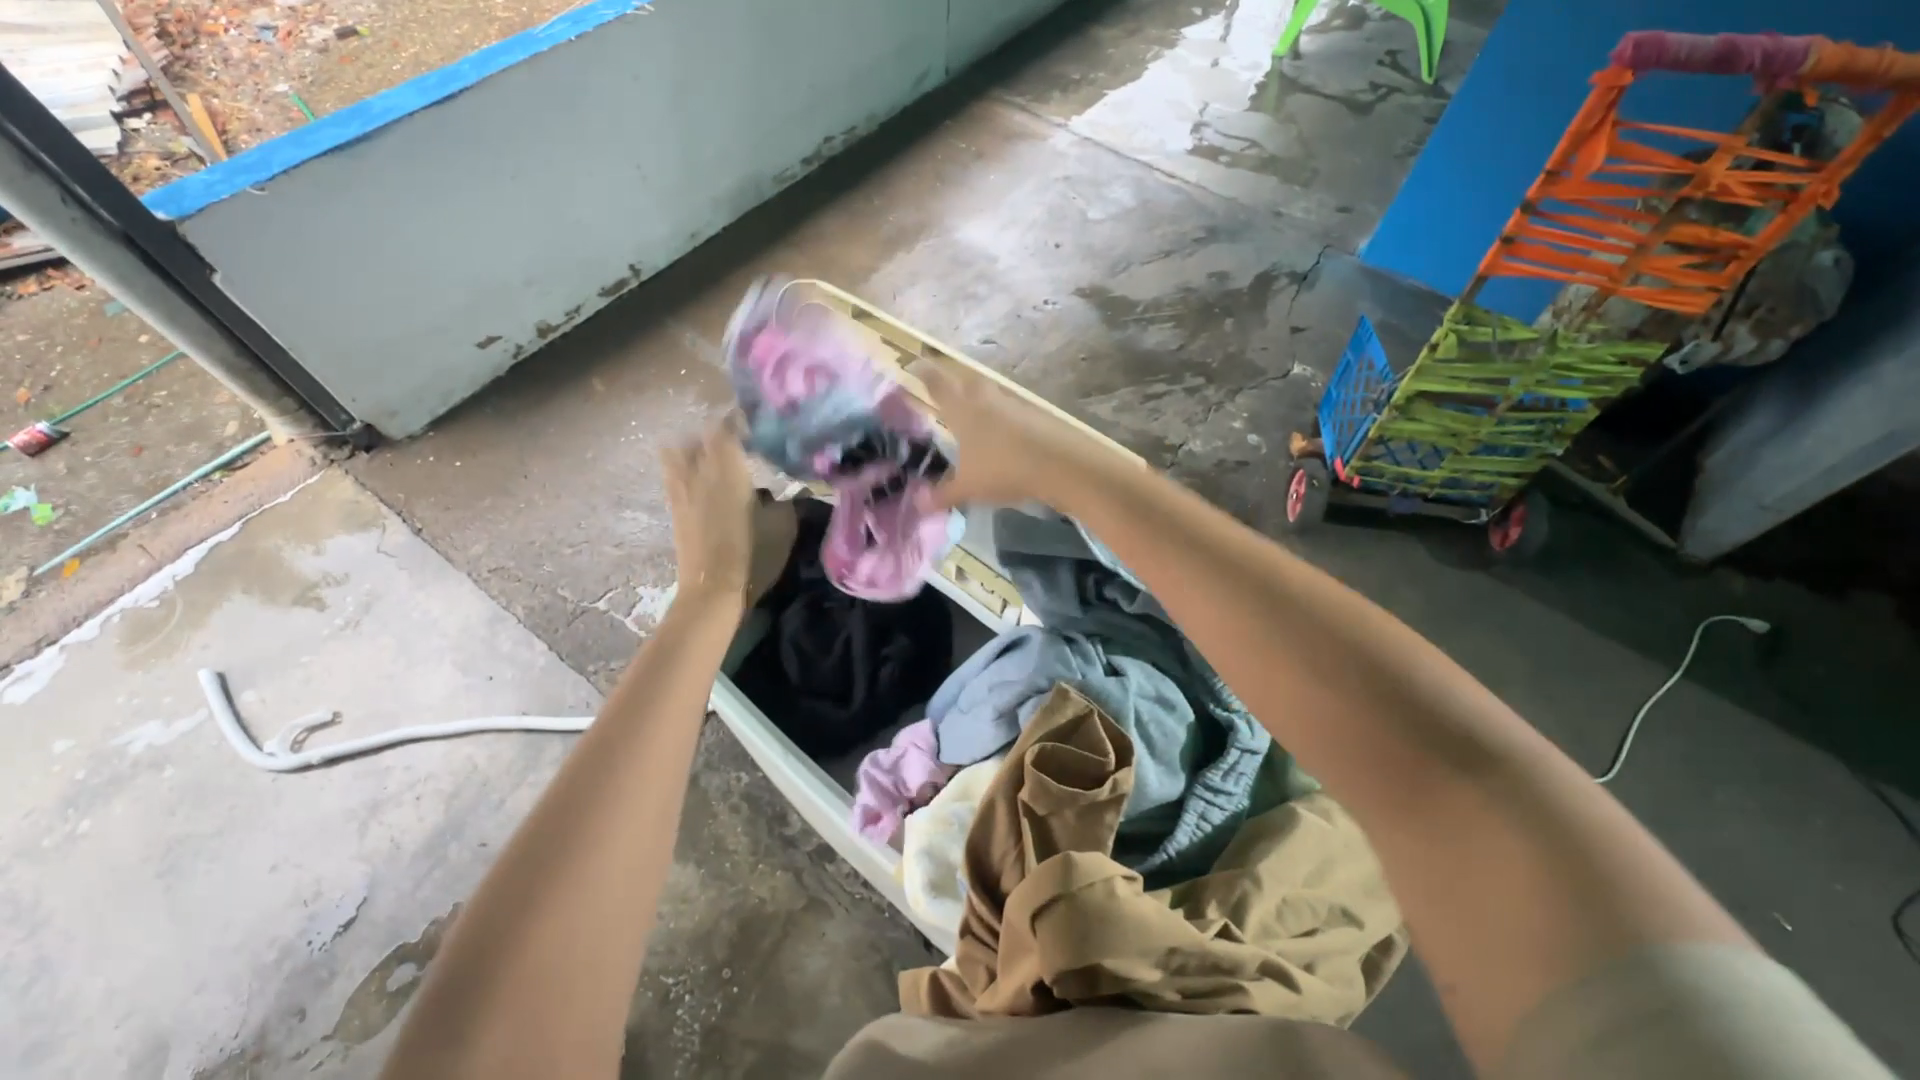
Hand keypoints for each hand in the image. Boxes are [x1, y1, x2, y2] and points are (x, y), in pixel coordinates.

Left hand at [660, 421, 794, 609]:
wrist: (712, 590)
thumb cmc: (753, 556)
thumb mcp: (783, 526)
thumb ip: (787, 500)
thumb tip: (791, 487)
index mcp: (729, 467)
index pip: (730, 426)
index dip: (743, 421)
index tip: (760, 426)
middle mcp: (701, 469)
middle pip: (705, 433)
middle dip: (722, 430)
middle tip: (743, 438)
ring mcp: (682, 486)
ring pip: (681, 447)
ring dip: (698, 444)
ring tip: (717, 453)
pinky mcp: (674, 504)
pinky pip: (673, 469)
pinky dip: (685, 462)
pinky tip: (702, 474)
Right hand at [920, 364, 1130, 512]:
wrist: (1059, 463)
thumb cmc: (1003, 468)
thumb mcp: (968, 487)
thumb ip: (943, 494)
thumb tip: (918, 503)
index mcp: (962, 409)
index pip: (938, 384)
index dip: (925, 374)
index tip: (915, 366)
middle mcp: (985, 399)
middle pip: (966, 382)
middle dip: (954, 384)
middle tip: (946, 392)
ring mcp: (1013, 405)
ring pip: (991, 395)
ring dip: (980, 400)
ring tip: (973, 415)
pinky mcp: (1035, 415)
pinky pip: (1010, 411)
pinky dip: (1002, 418)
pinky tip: (1002, 434)